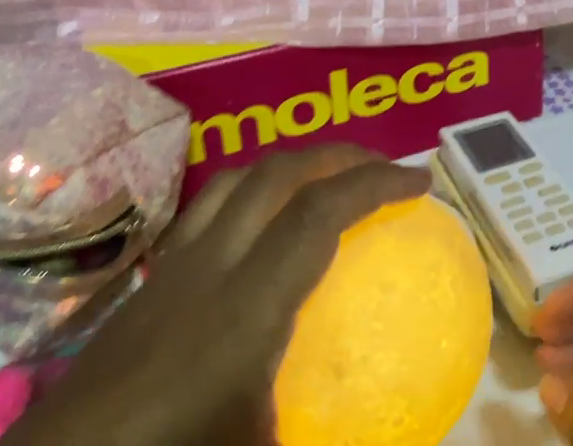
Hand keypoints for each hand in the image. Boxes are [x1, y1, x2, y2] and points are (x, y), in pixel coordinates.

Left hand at [3, 144, 429, 445]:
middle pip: (279, 175)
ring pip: (238, 179)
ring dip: (294, 163)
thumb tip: (403, 428)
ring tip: (329, 177)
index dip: (374, 184)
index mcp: (247, 308)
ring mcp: (174, 264)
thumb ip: (333, 428)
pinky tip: (262, 223)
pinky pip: (210, 205)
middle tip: (383, 166)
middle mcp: (210, 266)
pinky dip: (252, 190)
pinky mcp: (152, 277)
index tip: (420, 180)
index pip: (318, 215)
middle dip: (339, 155)